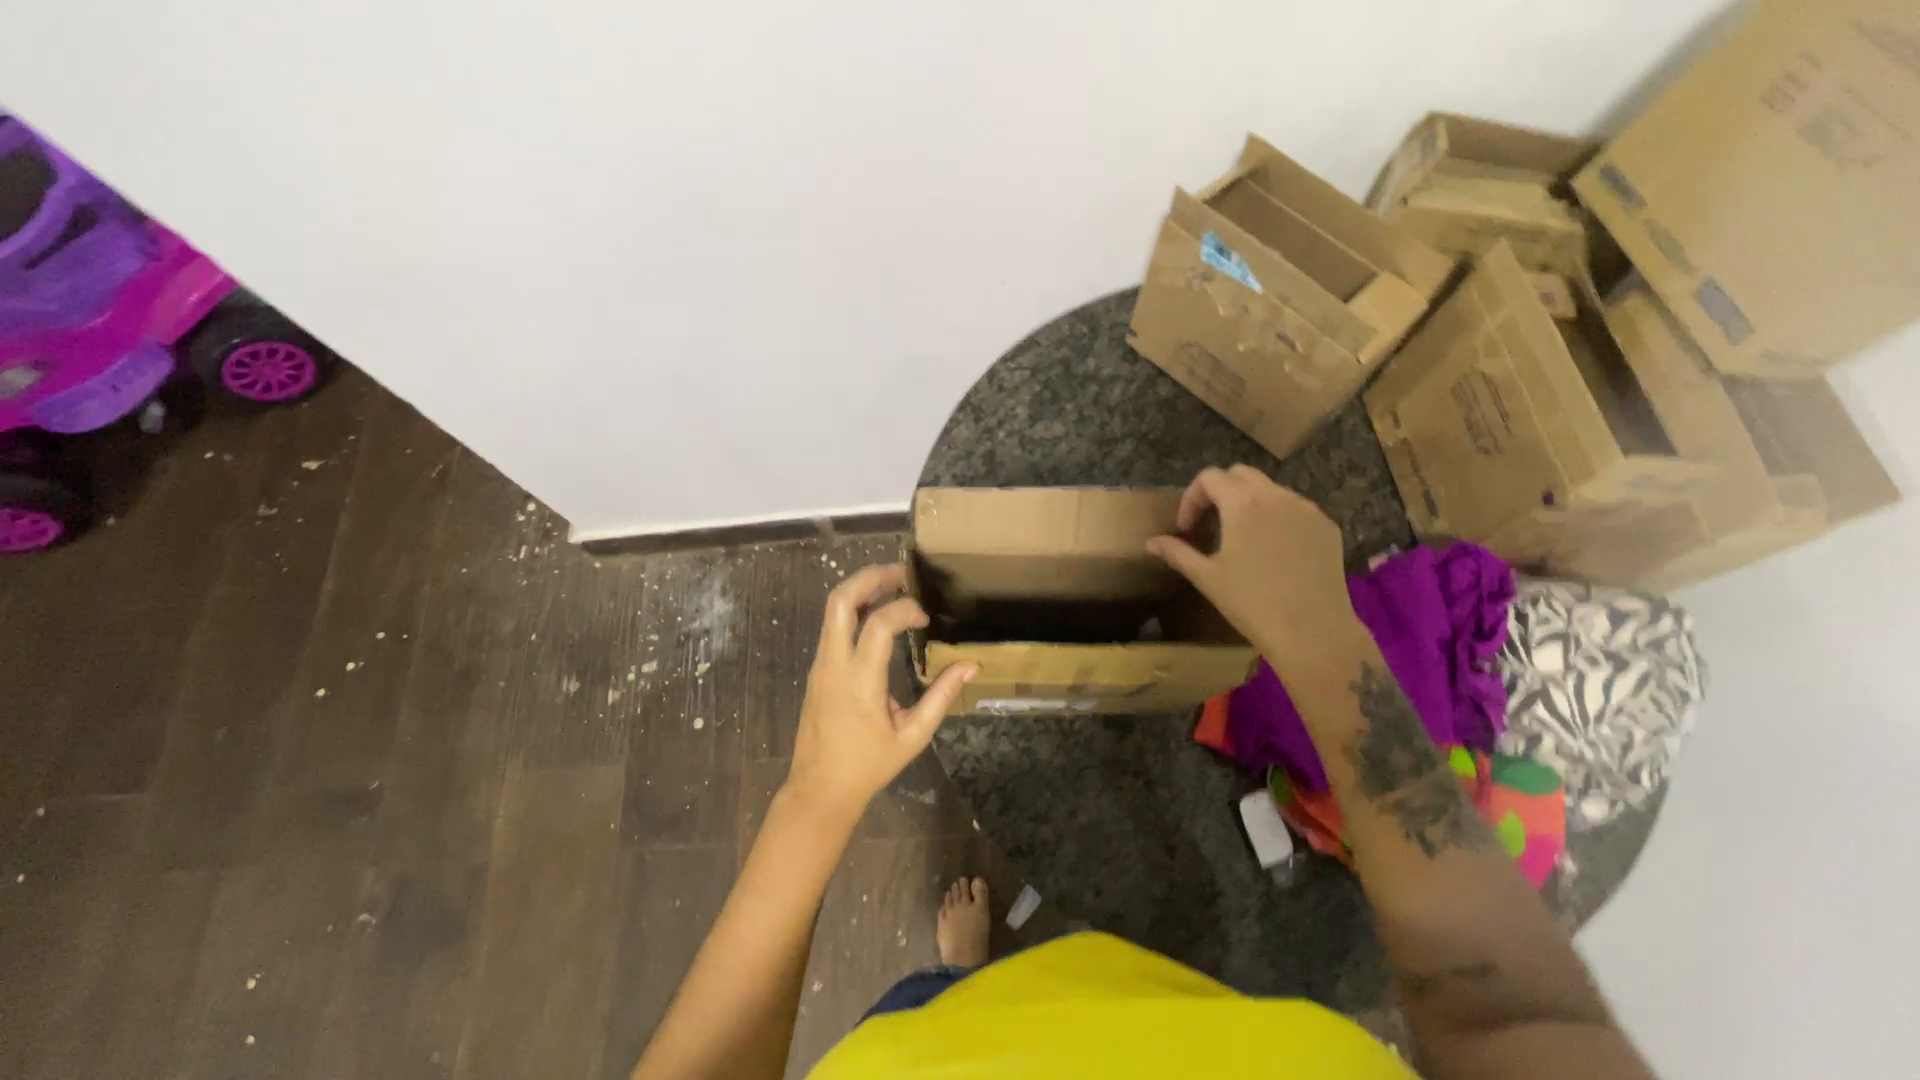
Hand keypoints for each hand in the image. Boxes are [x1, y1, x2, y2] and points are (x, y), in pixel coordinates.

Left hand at [785, 563, 976, 822]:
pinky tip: (877, 615)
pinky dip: (854, 610)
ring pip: (832, 610)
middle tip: (901, 574)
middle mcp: (834, 665)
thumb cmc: (869, 765)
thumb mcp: (913, 735)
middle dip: (870, 577)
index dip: (905, 610)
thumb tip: (970, 666)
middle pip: (841, 601)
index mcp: (860, 681)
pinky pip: (831, 627)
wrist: (820, 788)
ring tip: (892, 586)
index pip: (879, 624)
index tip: (925, 620)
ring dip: (861, 590)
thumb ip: (941, 696)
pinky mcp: (817, 670)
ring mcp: (820, 665)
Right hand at [1146, 466, 1360, 668]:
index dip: (1191, 498)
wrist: (1312, 631)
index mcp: (1243, 503)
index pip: (1210, 477)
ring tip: (1242, 536)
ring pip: (1271, 489)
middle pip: (1241, 474)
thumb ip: (1177, 553)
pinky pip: (1296, 509)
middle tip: (1210, 523)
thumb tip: (1150, 542)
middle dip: (1220, 491)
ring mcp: (1307, 509)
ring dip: (1250, 502)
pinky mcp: (1327, 526)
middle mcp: (1276, 496)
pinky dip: (1278, 518)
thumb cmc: (1251, 604)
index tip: (1186, 528)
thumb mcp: (1207, 578)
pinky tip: (1274, 550)